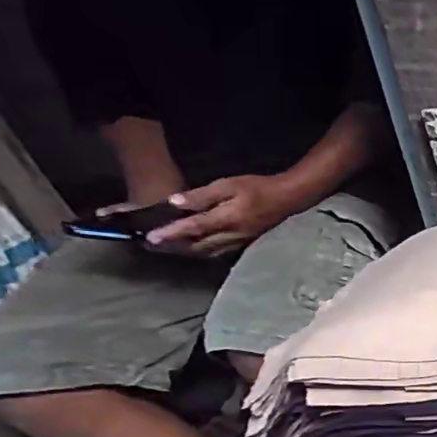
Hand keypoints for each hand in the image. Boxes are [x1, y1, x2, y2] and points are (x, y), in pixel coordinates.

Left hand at [144, 175, 302, 256]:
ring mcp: (238, 242)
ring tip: (168, 248)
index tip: (151, 238)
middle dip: (174, 246)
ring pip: (207, 251)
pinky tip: (194, 248)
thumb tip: (175, 203)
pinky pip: (218, 252)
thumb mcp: (227, 185)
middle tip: (152, 246)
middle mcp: (230, 235)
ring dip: (186, 251)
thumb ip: (201, 195)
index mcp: (226, 219)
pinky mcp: (242, 243)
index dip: (170, 233)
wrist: (285, 200)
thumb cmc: (256, 188)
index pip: (192, 228)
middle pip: (197, 245)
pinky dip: (202, 252)